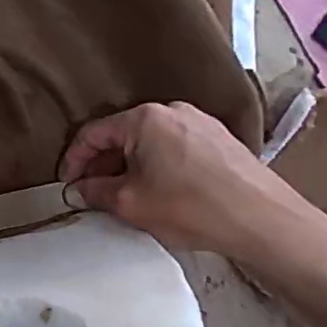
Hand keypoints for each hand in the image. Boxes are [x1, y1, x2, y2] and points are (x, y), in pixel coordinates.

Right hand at [59, 102, 326, 263]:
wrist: (260, 217)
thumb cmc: (190, 207)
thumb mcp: (131, 203)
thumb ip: (96, 191)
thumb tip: (81, 187)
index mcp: (144, 118)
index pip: (94, 132)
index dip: (74, 159)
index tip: (66, 183)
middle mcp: (171, 109)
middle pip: (123, 134)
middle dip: (104, 164)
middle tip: (94, 193)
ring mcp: (199, 120)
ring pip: (151, 141)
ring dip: (132, 165)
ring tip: (127, 195)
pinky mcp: (219, 137)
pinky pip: (176, 146)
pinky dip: (159, 164)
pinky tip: (162, 191)